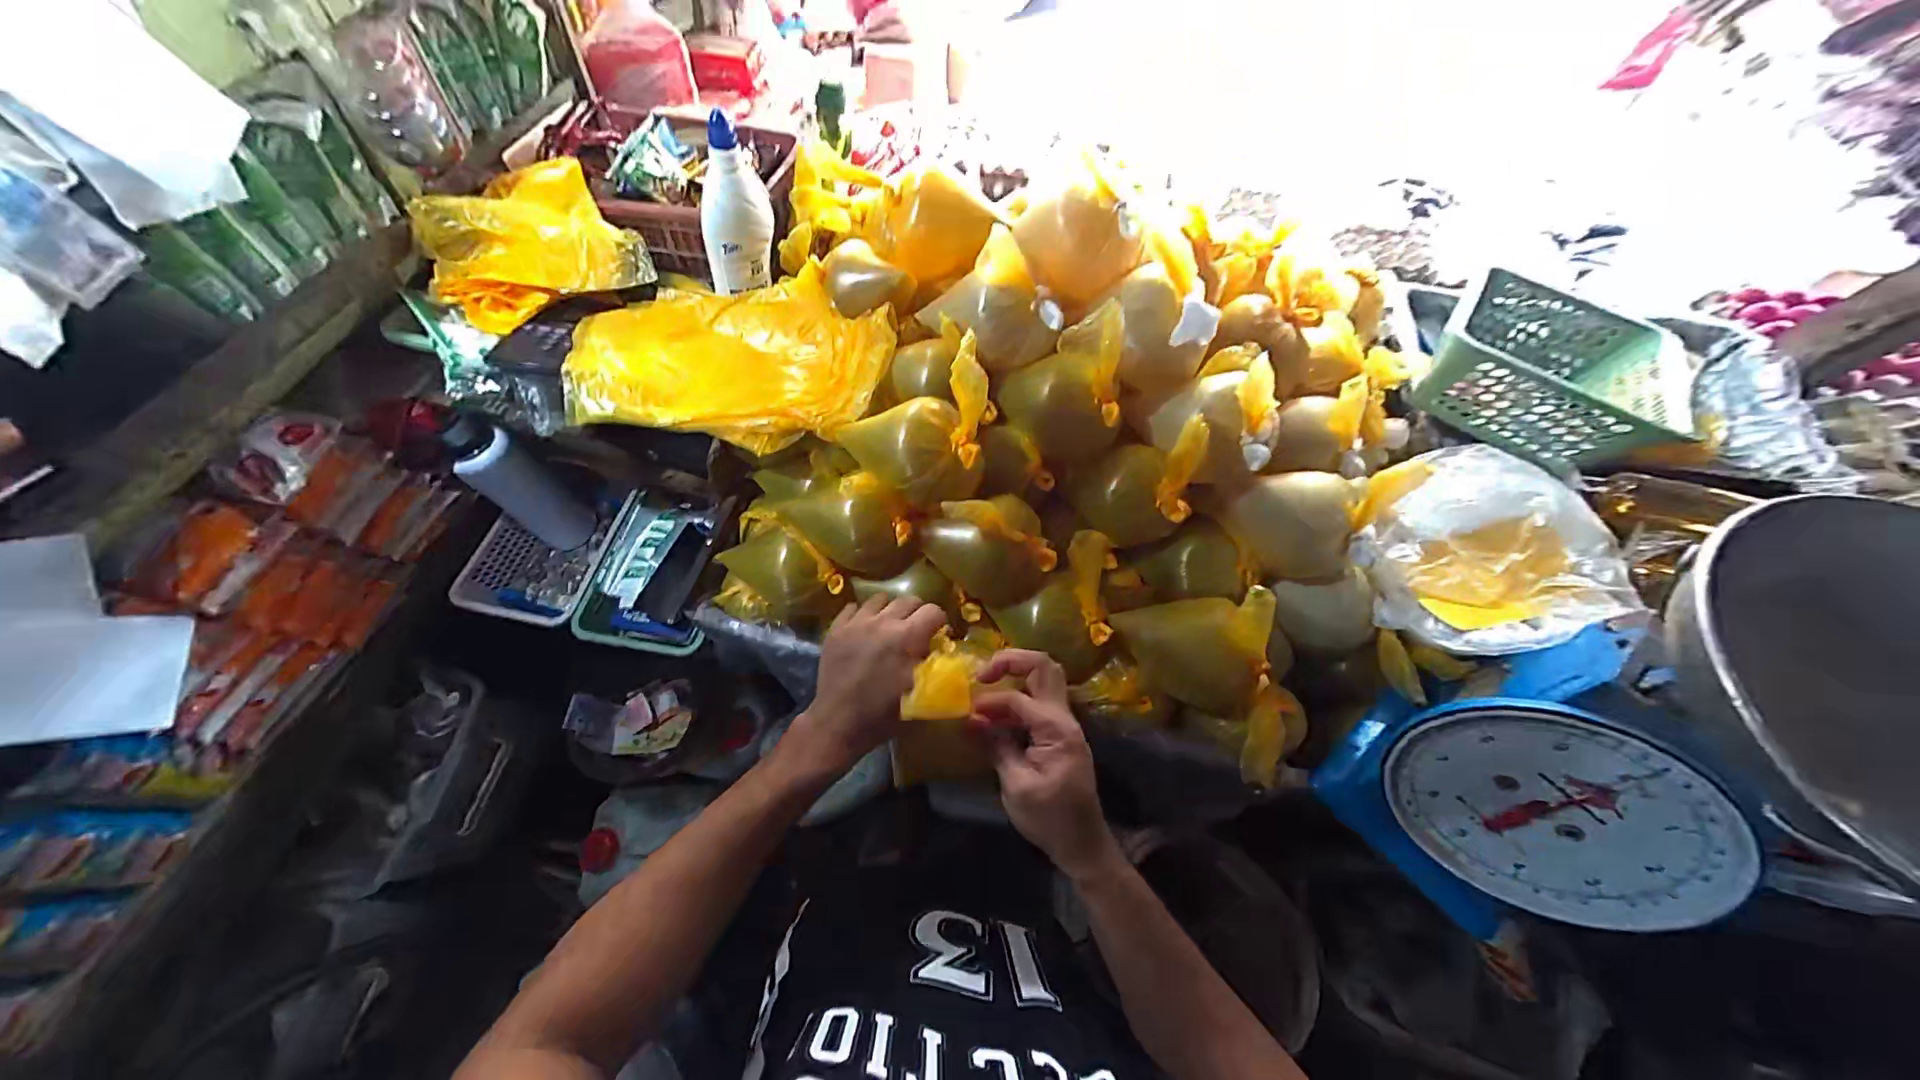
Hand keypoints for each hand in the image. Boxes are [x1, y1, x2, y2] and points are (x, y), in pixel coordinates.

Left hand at [787, 594, 945, 778]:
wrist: (838, 723)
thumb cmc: (883, 714)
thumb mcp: (919, 691)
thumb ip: (930, 665)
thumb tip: (935, 650)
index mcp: (907, 637)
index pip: (933, 611)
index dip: (939, 621)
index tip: (937, 633)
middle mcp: (882, 622)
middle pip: (908, 600)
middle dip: (917, 613)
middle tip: (915, 630)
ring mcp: (856, 623)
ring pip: (880, 598)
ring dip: (889, 610)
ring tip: (888, 626)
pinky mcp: (835, 629)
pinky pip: (852, 608)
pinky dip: (862, 614)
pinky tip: (863, 628)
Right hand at [972, 650, 1120, 880]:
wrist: (1082, 842)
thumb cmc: (1050, 818)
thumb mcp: (1017, 786)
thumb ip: (996, 747)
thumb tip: (971, 720)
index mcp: (1057, 729)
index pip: (1019, 699)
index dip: (990, 701)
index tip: (968, 713)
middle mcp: (1064, 718)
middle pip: (1044, 667)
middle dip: (1011, 660)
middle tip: (983, 673)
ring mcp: (1064, 724)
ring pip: (1044, 679)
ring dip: (1015, 676)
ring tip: (986, 688)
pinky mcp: (1059, 733)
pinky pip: (1039, 701)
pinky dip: (1017, 697)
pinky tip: (996, 713)